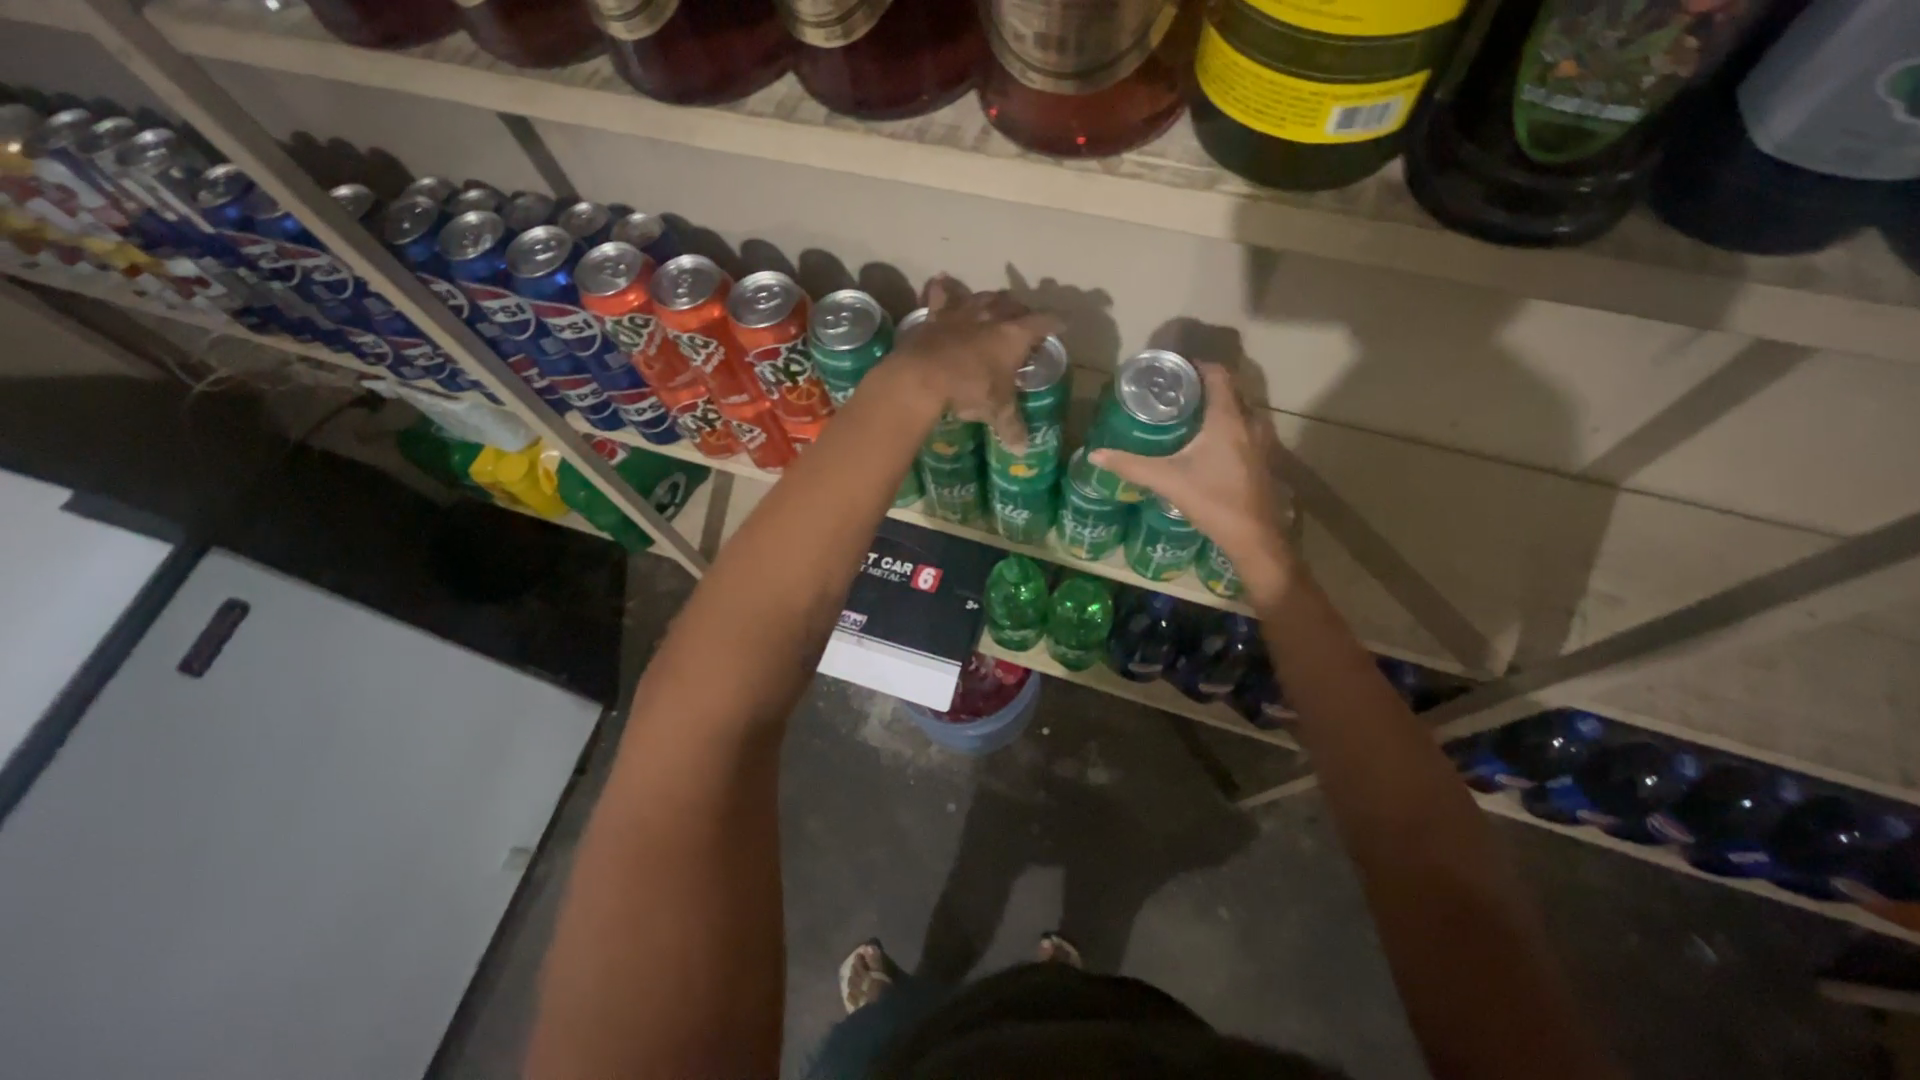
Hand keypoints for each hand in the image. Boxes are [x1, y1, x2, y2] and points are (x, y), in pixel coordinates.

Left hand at [890, 276, 1061, 449]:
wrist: (922, 376)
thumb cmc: (970, 389)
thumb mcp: (996, 410)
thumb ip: (1011, 426)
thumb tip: (1023, 449)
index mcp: (1014, 335)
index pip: (1044, 322)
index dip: (1055, 323)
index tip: (1062, 324)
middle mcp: (991, 316)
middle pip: (1013, 304)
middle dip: (1022, 310)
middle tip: (1024, 319)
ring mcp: (962, 312)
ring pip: (983, 296)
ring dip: (991, 300)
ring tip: (994, 305)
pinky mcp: (935, 316)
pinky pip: (941, 295)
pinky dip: (944, 289)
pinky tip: (942, 282)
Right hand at [1090, 364, 1296, 585]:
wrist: (1254, 536)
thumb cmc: (1213, 501)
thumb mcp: (1167, 481)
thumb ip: (1131, 465)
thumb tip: (1095, 456)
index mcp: (1228, 418)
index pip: (1218, 374)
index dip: (1196, 366)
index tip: (1173, 369)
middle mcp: (1250, 422)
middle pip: (1229, 389)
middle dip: (1204, 385)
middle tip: (1174, 390)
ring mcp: (1261, 440)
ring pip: (1239, 409)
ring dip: (1217, 405)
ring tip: (1186, 412)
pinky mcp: (1263, 457)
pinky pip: (1244, 427)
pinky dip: (1227, 424)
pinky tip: (1205, 441)